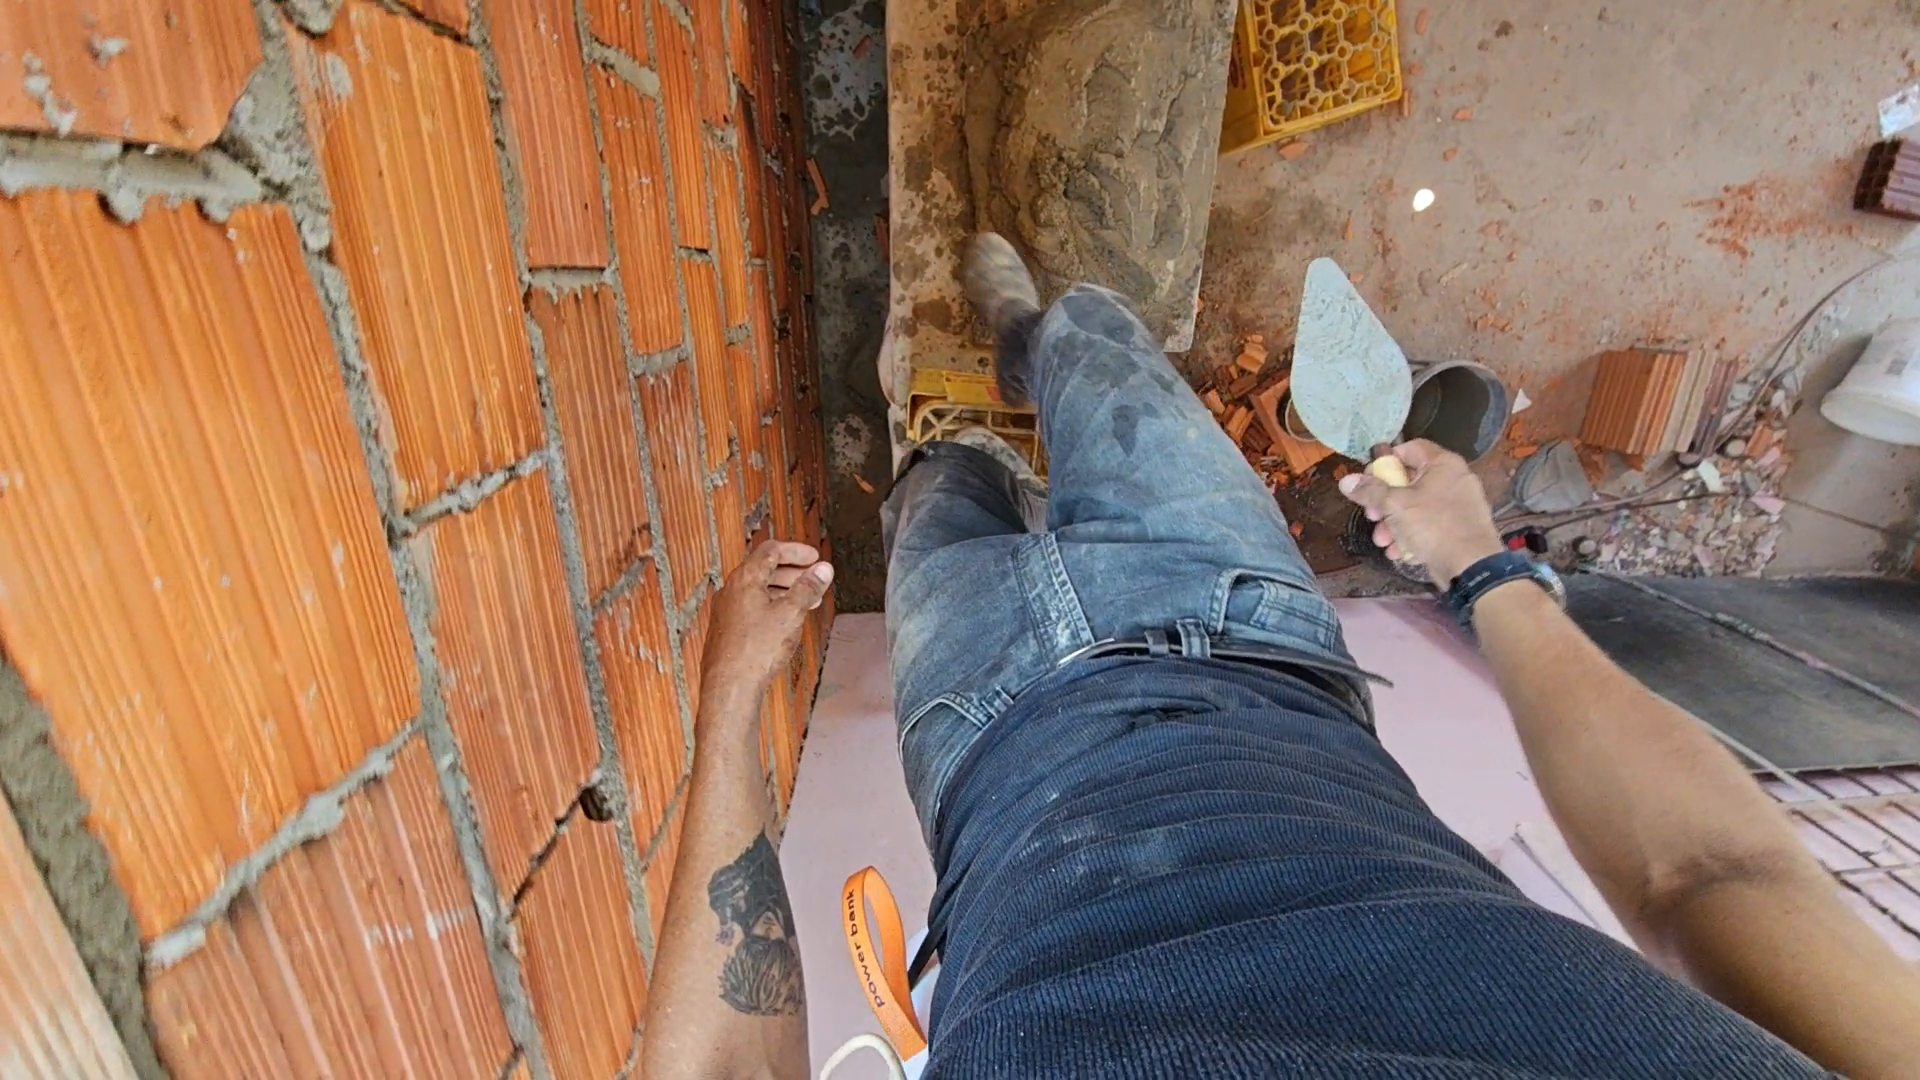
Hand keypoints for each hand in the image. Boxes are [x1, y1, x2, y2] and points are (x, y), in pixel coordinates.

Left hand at [698, 541, 833, 721]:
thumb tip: (823, 569)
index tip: (813, 557)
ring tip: (805, 599)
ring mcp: (727, 610)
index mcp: (745, 579)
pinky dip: (772, 604)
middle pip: (764, 568)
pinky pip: (752, 606)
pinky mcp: (727, 629)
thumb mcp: (791, 614)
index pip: (771, 550)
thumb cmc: (755, 651)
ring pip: (758, 589)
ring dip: (784, 588)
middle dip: (792, 570)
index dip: (796, 551)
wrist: (729, 687)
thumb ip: (808, 588)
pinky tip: (785, 619)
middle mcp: (731, 590)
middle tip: (813, 576)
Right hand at [1337, 439, 1504, 584]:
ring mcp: (1458, 503)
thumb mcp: (1393, 505)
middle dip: (1383, 501)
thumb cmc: (1432, 526)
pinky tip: (1398, 550)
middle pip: (1408, 480)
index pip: (1408, 448)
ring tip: (1383, 541)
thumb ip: (1369, 491)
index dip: (1385, 462)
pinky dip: (1410, 533)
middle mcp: (1453, 478)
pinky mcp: (1458, 526)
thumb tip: (1346, 480)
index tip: (1369, 481)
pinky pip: (1428, 522)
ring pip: (1414, 505)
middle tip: (1372, 516)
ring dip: (1392, 522)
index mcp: (1442, 464)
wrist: (1470, 566)